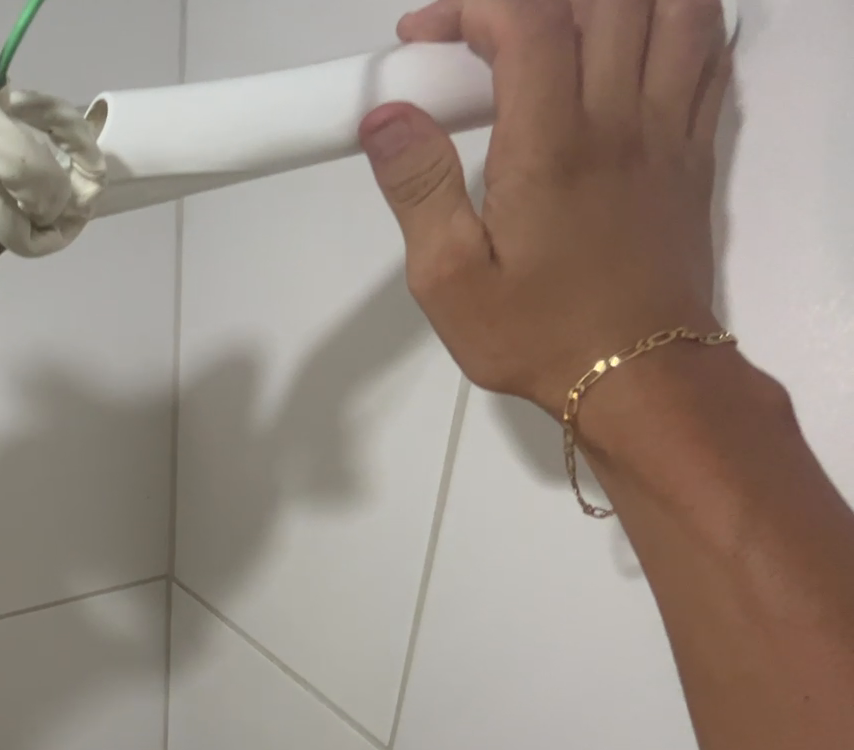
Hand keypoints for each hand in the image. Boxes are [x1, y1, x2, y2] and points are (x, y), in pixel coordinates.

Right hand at [358, 0, 732, 416]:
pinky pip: (707, 46)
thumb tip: (385, 116)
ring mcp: (673, 125)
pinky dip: (667, 18)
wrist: (637, 370)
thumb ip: (419, 187)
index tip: (420, 36)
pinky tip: (625, 39)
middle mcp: (624, 116)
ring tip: (544, 26)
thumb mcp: (446, 275)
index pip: (530, 25)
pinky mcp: (697, 145)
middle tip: (470, 32)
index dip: (472, 9)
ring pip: (671, 5)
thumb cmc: (529, 331)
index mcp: (554, 147)